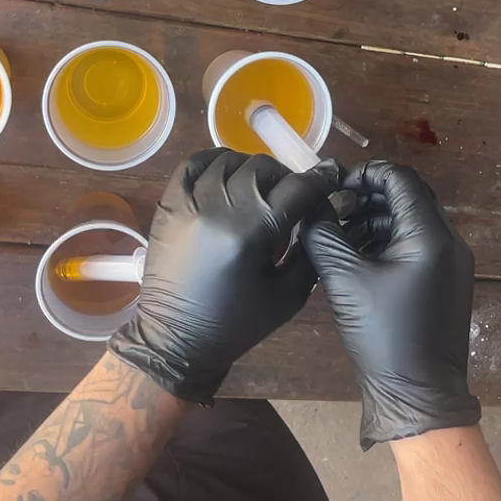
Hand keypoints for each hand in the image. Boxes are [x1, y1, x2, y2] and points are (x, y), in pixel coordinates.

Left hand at [110, 149, 337, 403]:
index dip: (320, 180)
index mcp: (251, 232)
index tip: (330, 177)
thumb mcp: (289, 295)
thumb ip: (310, 248)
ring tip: (258, 191)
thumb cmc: (237, 324)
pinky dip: (216, 162)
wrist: (176, 340)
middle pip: (263, 168)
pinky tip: (227, 177)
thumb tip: (324, 210)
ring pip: (230, 160)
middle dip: (285, 178)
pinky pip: (194, 163)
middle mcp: (218, 207)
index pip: (296, 187)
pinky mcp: (169, 203)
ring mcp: (189, 201)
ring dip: (252, 170)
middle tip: (291, 197)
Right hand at [302, 160, 481, 447]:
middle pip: (408, 198)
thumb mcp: (344, 280)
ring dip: (374, 220)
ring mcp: (450, 265)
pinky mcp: (443, 283)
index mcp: (430, 236)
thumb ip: (324, 235)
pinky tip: (356, 257)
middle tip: (334, 210)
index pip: (401, 179)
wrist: (418, 395)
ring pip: (410, 222)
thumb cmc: (382, 335)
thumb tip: (311, 207)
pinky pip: (415, 246)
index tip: (335, 186)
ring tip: (338, 236)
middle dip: (368, 198)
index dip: (366, 174)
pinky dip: (386, 242)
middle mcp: (449, 243)